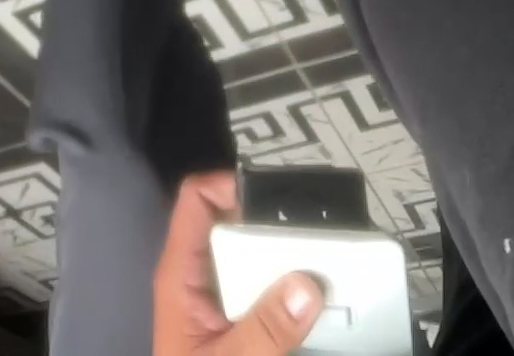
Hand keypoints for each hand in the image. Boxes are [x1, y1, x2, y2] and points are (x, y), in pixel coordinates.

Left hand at [154, 172, 324, 355]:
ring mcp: (218, 299)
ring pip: (254, 260)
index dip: (229, 184)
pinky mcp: (237, 322)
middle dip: (274, 227)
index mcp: (180, 272)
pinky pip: (265, 292)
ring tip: (333, 263)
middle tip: (320, 233)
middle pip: (233, 226)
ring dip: (288, 261)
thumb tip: (307, 282)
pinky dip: (291, 291)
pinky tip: (323, 302)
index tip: (276, 196)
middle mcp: (197, 276)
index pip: (195, 201)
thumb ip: (267, 329)